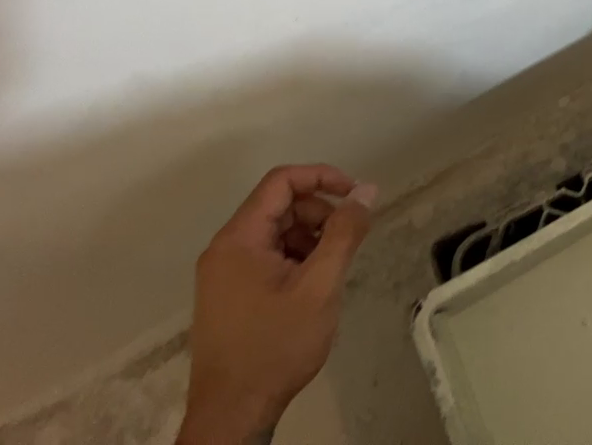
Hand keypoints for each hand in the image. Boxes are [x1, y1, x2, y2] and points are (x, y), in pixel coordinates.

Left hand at [176, 165, 377, 444]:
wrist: (233, 414)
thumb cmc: (277, 345)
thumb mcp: (320, 285)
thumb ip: (344, 232)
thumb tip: (366, 190)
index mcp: (238, 240)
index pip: (281, 181)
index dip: (323, 177)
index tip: (356, 195)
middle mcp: (225, 249)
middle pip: (280, 205)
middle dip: (320, 213)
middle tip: (348, 241)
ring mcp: (224, 274)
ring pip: (276, 232)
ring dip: (311, 238)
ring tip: (332, 270)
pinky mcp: (231, 294)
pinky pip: (268, 257)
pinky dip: (297, 259)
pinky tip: (314, 288)